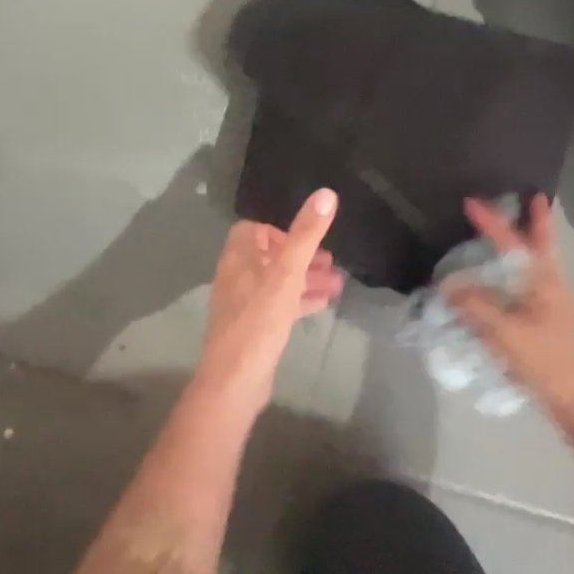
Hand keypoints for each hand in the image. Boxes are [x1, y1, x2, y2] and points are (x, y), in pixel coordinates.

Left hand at [197, 189, 344, 404]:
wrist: (235, 379)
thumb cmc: (259, 320)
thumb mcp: (288, 274)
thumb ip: (306, 235)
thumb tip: (326, 193)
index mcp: (237, 258)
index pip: (251, 230)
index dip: (278, 230)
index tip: (305, 240)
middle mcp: (235, 276)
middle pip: (268, 256)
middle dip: (300, 256)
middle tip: (331, 262)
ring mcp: (242, 304)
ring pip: (276, 282)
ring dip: (304, 279)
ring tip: (338, 283)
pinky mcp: (251, 328)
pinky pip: (277, 305)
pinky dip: (299, 300)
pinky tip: (323, 305)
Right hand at [446, 195, 573, 426]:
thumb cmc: (548, 362)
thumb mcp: (506, 333)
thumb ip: (476, 307)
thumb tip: (450, 287)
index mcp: (545, 281)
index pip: (514, 242)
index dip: (492, 221)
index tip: (472, 201)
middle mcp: (553, 287)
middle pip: (543, 247)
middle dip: (536, 223)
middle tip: (532, 199)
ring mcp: (556, 307)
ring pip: (538, 267)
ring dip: (527, 248)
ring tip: (510, 237)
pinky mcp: (551, 327)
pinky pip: (530, 289)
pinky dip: (518, 277)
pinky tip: (505, 288)